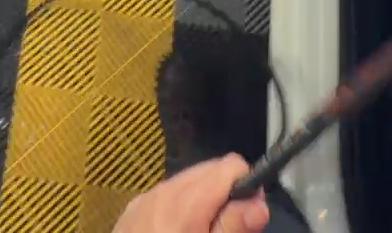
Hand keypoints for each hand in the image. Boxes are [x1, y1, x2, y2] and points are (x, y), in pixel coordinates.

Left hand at [113, 155, 271, 232]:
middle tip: (232, 229)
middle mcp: (163, 191)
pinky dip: (181, 207)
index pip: (229, 165)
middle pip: (208, 170)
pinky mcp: (132, 210)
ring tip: (207, 231)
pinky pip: (165, 196)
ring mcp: (144, 199)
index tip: (252, 214)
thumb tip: (259, 204)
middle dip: (227, 193)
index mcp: (185, 202)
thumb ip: (231, 228)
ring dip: (204, 200)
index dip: (247, 185)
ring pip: (187, 182)